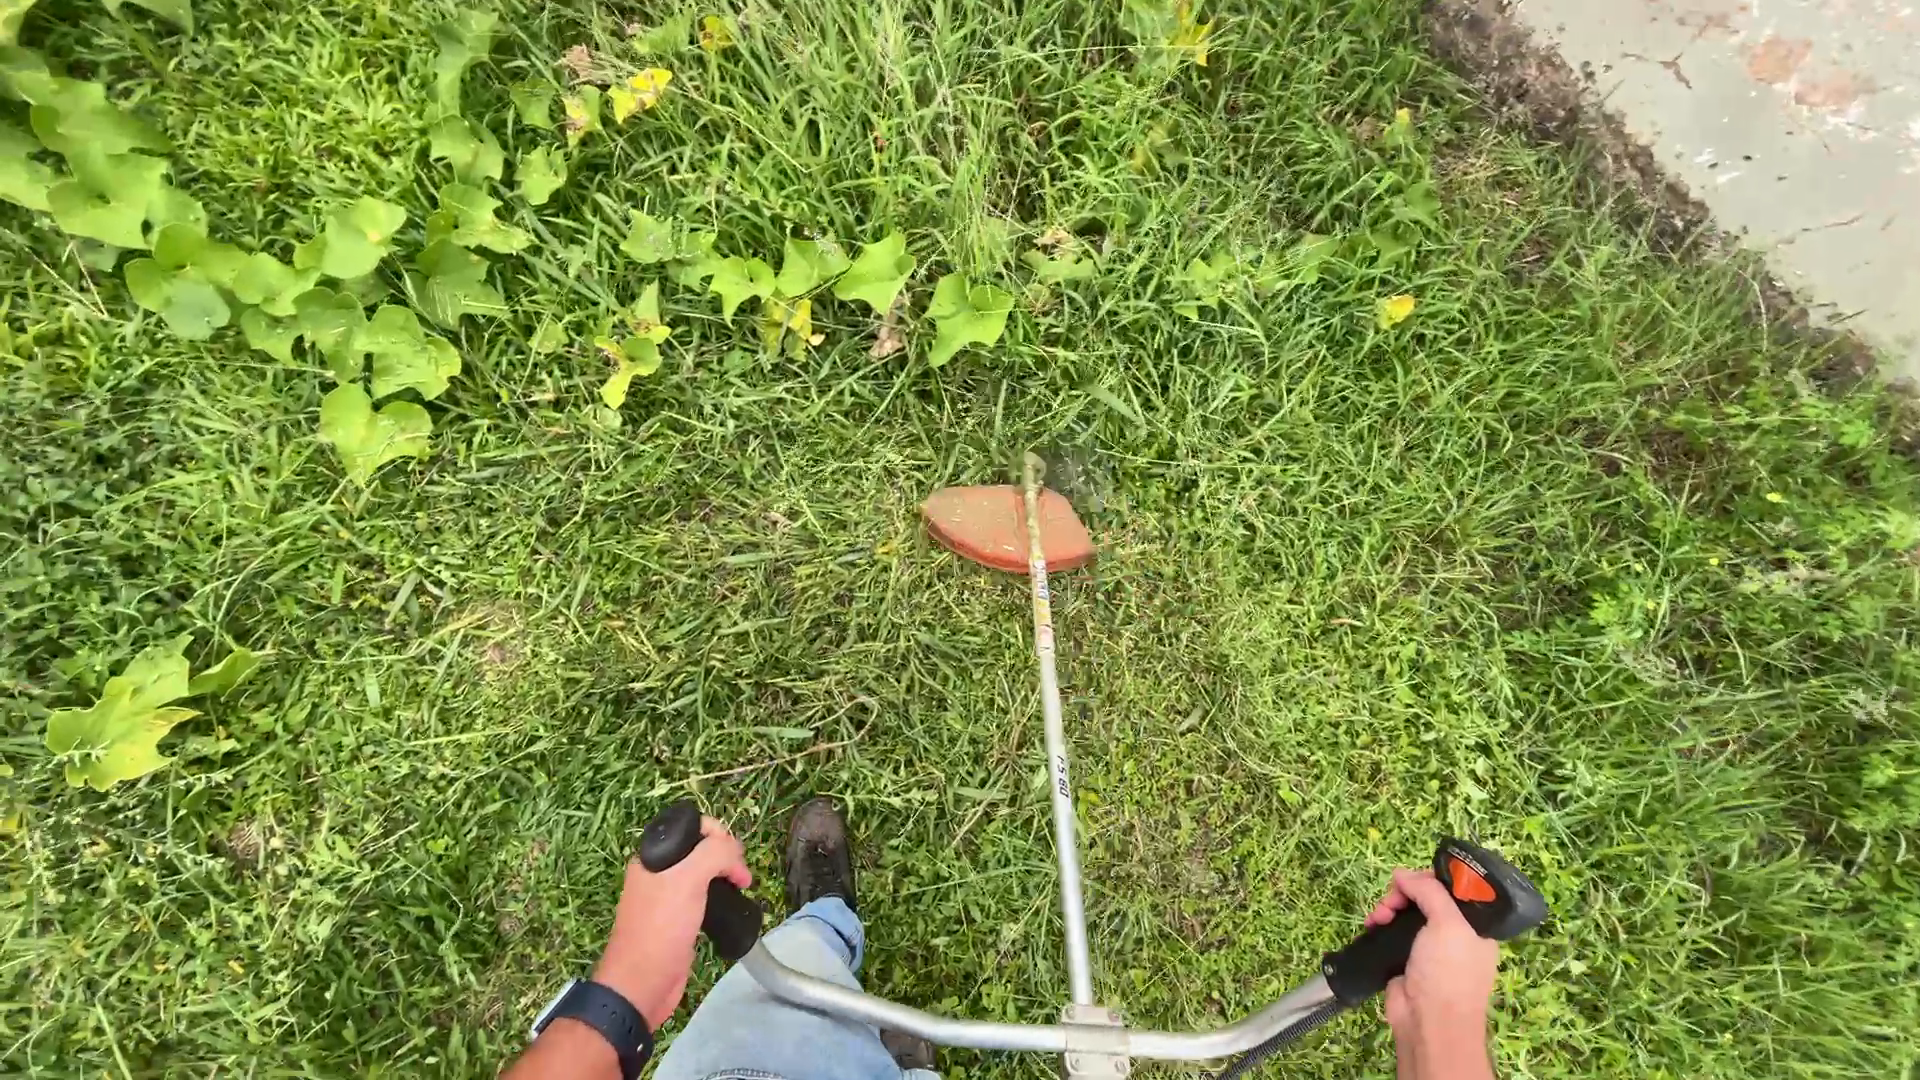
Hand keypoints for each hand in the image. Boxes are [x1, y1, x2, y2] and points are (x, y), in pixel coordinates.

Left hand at [592, 815, 752, 1030]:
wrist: (642, 986)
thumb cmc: (662, 927)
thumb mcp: (688, 878)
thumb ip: (715, 853)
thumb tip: (736, 854)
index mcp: (653, 855)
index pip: (693, 825)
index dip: (719, 834)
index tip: (733, 856)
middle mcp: (658, 871)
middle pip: (703, 847)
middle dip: (727, 854)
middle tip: (740, 875)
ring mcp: (668, 896)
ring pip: (705, 871)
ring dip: (726, 874)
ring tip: (740, 887)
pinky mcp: (678, 918)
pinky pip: (704, 894)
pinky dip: (720, 894)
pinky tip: (729, 904)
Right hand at [1364, 869, 1497, 1079]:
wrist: (1428, 1021)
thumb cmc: (1447, 973)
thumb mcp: (1448, 925)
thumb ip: (1429, 891)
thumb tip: (1402, 873)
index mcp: (1475, 927)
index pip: (1454, 888)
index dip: (1431, 878)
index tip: (1412, 880)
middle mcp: (1454, 933)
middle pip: (1426, 895)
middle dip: (1404, 892)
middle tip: (1392, 901)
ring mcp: (1429, 945)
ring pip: (1406, 909)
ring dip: (1389, 905)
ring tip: (1378, 916)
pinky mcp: (1407, 955)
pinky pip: (1393, 927)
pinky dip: (1381, 920)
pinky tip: (1372, 924)